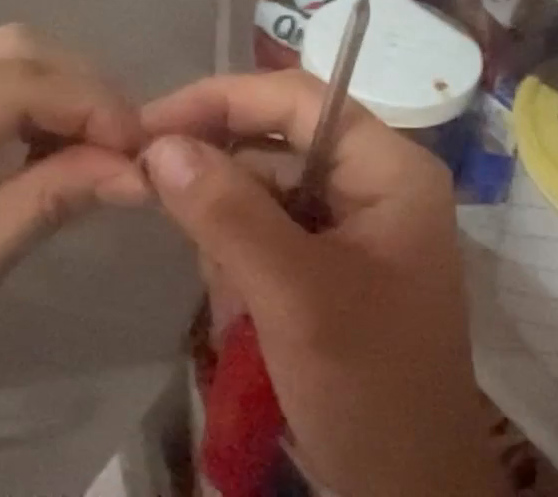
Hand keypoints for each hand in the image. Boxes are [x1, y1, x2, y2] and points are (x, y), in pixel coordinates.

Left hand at [0, 25, 150, 496]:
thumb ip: (50, 201)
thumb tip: (138, 170)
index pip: (8, 84)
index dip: (87, 102)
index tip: (141, 145)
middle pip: (6, 50)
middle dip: (80, 85)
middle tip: (126, 142)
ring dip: (59, 86)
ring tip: (97, 141)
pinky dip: (30, 98)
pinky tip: (48, 139)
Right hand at [142, 70, 509, 496]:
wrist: (410, 493)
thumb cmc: (368, 387)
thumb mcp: (293, 295)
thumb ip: (227, 213)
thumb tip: (158, 144)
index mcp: (390, 168)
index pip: (297, 99)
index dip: (220, 100)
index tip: (147, 126)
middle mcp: (376, 181)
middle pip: (278, 141)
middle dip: (221, 177)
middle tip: (153, 198)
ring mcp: (357, 224)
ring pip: (266, 189)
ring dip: (230, 231)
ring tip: (234, 294)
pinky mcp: (335, 263)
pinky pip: (271, 233)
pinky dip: (242, 260)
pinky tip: (242, 308)